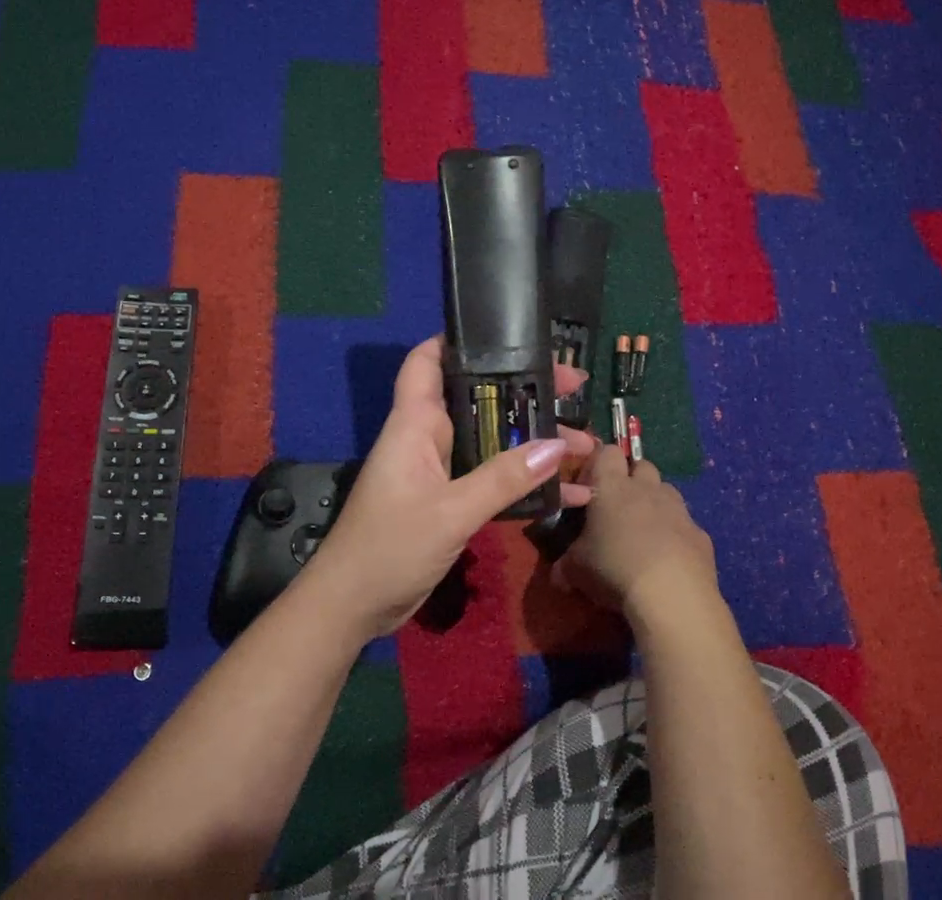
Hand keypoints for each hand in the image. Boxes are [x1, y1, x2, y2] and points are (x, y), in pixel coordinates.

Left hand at [302, 337, 599, 638]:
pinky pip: (493, 482)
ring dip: (534, 444)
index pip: (427, 361)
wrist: (355, 606)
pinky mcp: (448, 504)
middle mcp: (427, 439)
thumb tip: (558, 445)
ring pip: (492, 443)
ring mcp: (438, 473)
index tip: (510, 334)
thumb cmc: (390, 547)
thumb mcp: (451, 512)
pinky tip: (570, 495)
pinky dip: (525, 484)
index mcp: (414, 424)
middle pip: (478, 401)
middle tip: (575, 390)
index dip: (459, 340)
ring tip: (587, 447)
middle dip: (525, 396)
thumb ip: (503, 479)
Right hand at [553, 445, 718, 616]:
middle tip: (618, 507)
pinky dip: (676, 534)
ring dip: (655, 503)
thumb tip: (557, 573)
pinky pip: (685, 524)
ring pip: (666, 491)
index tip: (590, 484)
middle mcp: (646, 489)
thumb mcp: (575, 569)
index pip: (607, 452)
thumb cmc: (614, 569)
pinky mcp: (700, 534)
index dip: (599, 463)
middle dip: (631, 479)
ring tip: (644, 532)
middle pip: (642, 465)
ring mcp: (678, 509)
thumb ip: (566, 563)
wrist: (671, 596)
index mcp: (611, 487)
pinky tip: (668, 559)